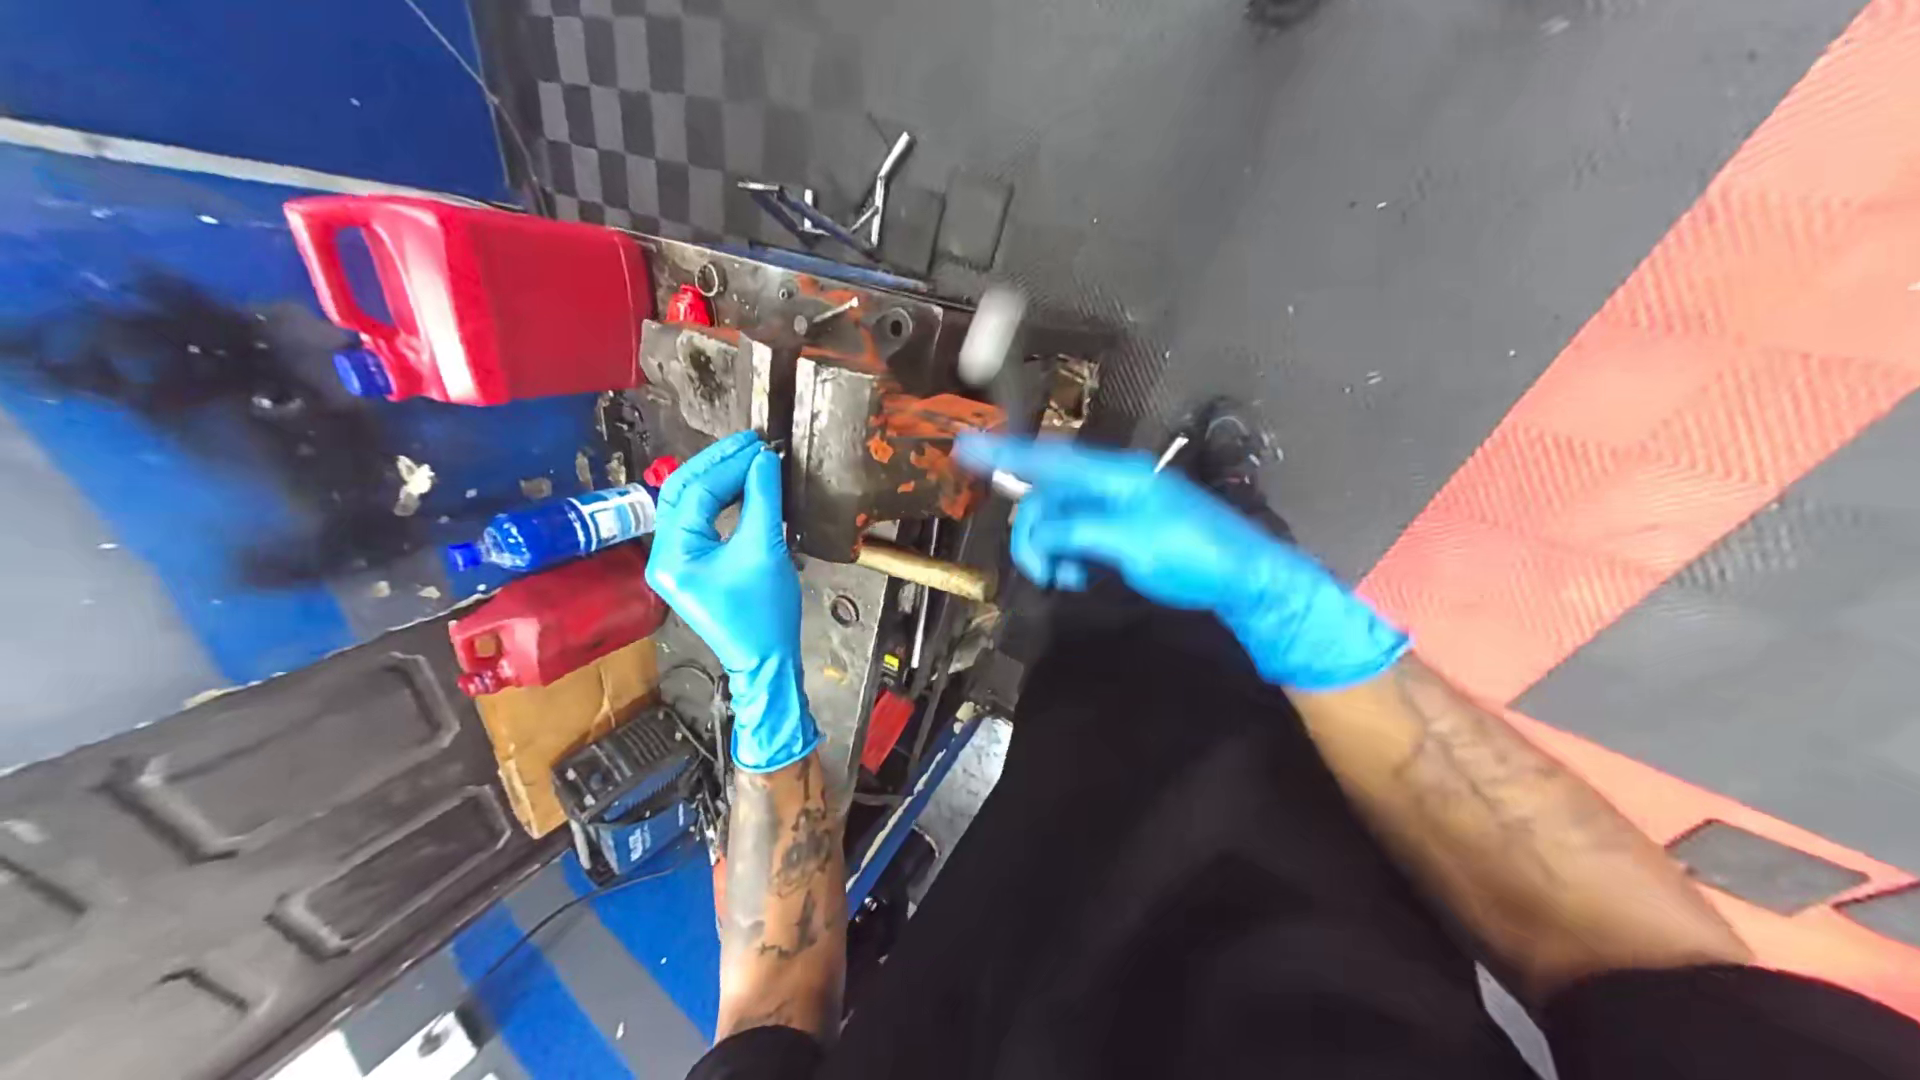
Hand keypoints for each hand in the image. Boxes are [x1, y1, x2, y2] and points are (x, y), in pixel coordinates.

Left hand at [646, 431, 816, 770]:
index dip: (728, 465)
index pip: (696, 493)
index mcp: (672, 554)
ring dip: (719, 479)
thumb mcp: (765, 550)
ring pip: (691, 503)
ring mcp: (675, 560)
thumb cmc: (764, 613)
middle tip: (751, 443)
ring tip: (750, 458)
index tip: (759, 446)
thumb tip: (765, 460)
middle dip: (717, 464)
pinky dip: (722, 499)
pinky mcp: (692, 564)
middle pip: (683, 492)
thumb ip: (762, 499)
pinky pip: (702, 521)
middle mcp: (663, 554)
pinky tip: (743, 485)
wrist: (767, 659)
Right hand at [956, 434, 1407, 690]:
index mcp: (1113, 475)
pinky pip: (1072, 538)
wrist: (1242, 581)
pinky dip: (1066, 559)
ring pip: (1055, 522)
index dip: (1003, 454)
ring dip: (1051, 552)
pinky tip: (1078, 578)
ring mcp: (1111, 509)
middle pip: (1045, 499)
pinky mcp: (1115, 532)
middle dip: (1034, 535)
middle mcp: (1107, 485)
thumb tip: (1042, 529)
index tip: (964, 449)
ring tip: (1068, 579)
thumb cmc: (1193, 555)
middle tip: (1043, 572)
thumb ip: (1076, 530)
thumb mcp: (1129, 544)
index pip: (1048, 460)